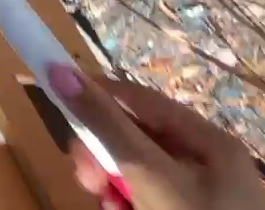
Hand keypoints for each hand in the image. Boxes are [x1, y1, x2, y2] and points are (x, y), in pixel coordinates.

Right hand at [49, 64, 264, 209]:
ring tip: (103, 202)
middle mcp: (205, 159)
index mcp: (207, 140)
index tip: (57, 108)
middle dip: (100, 152)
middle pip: (132, 133)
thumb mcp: (147, 174)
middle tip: (85, 178)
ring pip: (132, 164)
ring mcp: (199, 190)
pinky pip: (142, 191)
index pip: (136, 96)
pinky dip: (123, 199)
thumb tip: (57, 69)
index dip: (93, 95)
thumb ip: (104, 122)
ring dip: (107, 180)